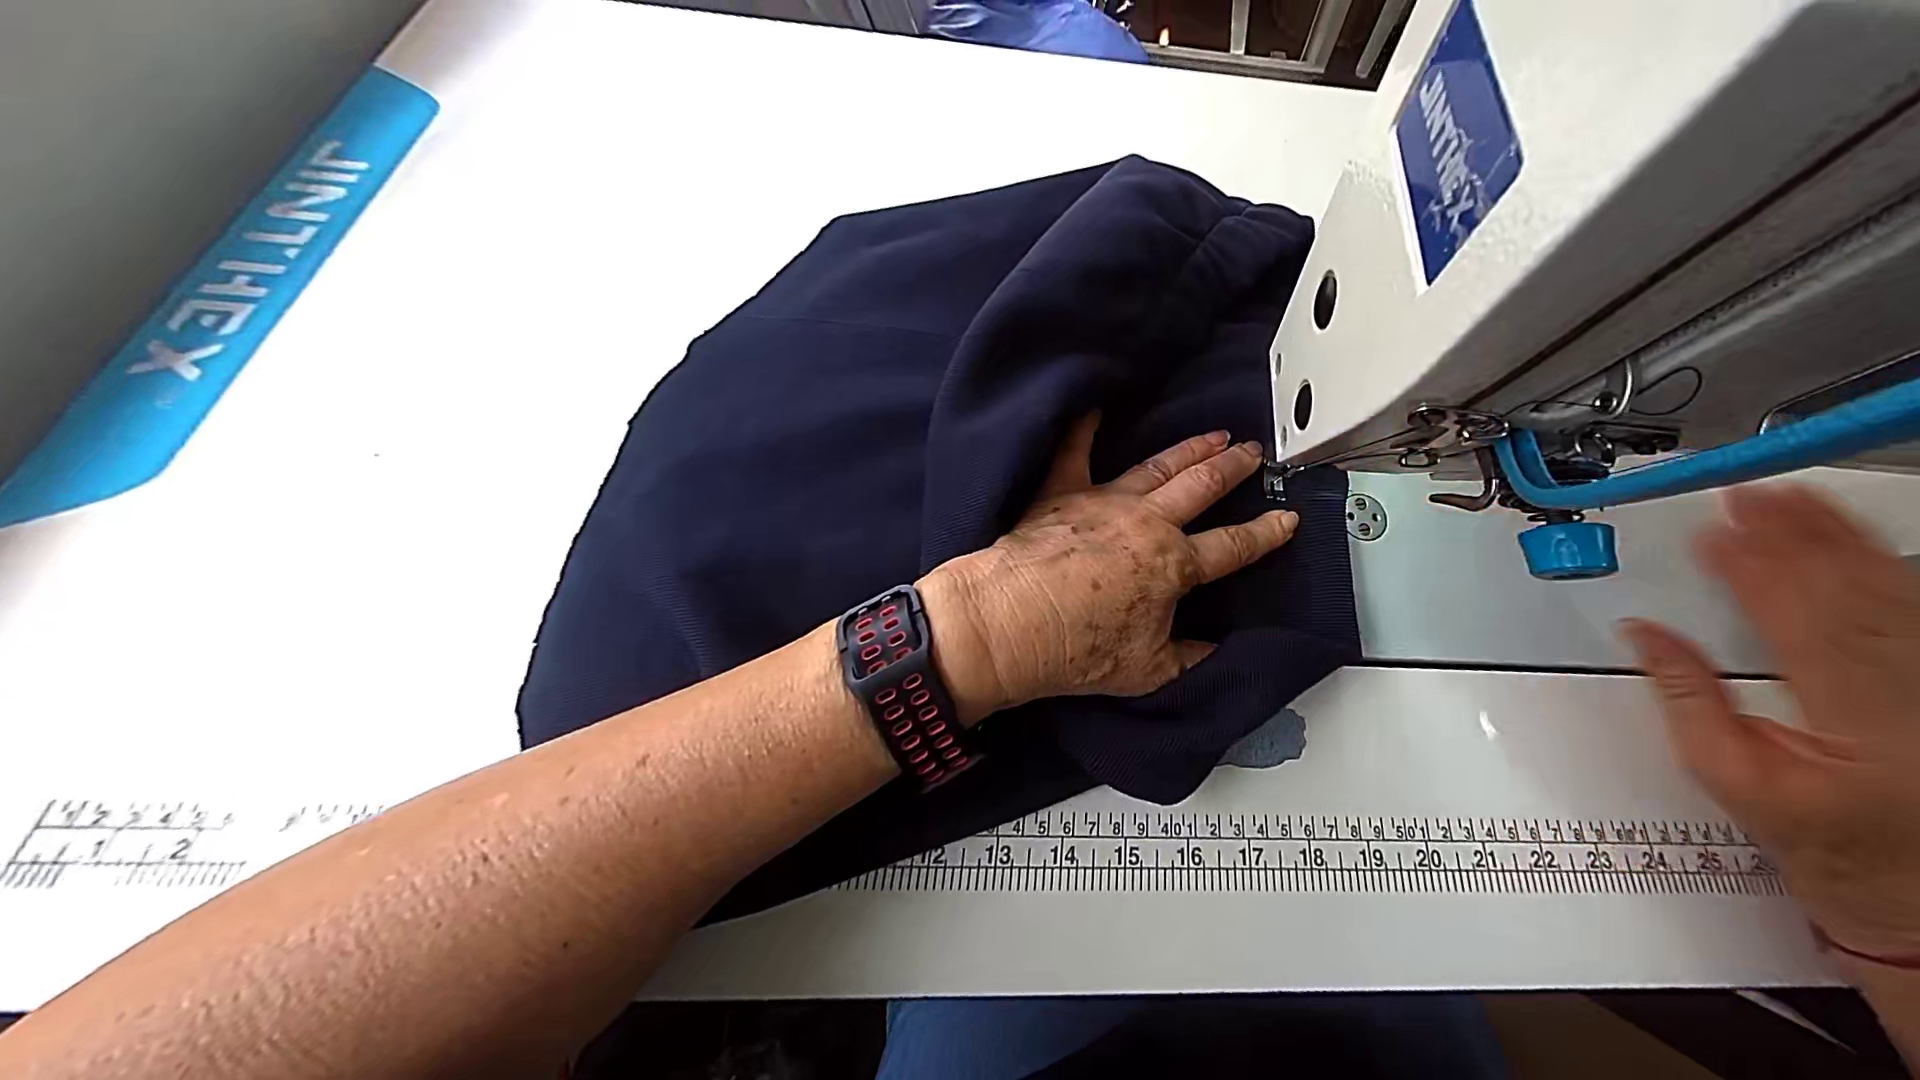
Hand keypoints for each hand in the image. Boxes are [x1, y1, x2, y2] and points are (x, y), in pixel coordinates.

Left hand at [919, 413, 1298, 724]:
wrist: (1011, 625)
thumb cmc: (1073, 647)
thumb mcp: (1147, 670)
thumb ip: (1187, 659)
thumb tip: (1211, 655)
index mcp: (1173, 566)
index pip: (1233, 546)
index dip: (1265, 533)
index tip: (1285, 520)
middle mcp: (1145, 524)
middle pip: (1202, 488)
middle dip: (1233, 469)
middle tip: (1252, 453)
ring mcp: (1103, 504)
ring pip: (1158, 467)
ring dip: (1188, 450)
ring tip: (1212, 436)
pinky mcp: (1060, 495)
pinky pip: (1073, 452)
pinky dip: (1082, 429)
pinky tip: (1092, 407)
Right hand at [1619, 485, 1919, 961]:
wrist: (1918, 883)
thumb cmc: (1820, 836)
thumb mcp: (1729, 776)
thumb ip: (1686, 698)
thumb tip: (1644, 635)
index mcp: (1856, 718)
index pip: (1796, 618)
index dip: (1751, 569)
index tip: (1713, 531)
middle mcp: (1917, 692)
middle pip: (1856, 594)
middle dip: (1798, 537)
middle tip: (1753, 495)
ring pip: (1897, 594)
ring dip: (1840, 541)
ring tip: (1793, 501)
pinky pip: (1918, 610)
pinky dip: (1878, 568)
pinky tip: (1847, 544)